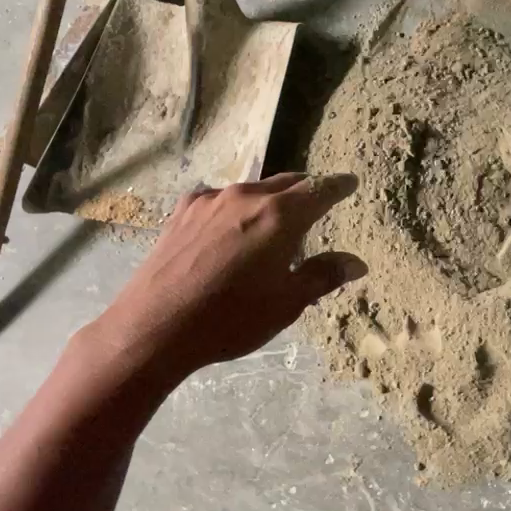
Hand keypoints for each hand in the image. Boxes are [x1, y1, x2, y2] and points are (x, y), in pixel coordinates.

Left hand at [92, 173, 366, 381]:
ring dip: (270, 200)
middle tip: (316, 204)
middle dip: (305, 191)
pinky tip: (231, 229)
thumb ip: (323, 276)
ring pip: (253, 190)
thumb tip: (356, 263)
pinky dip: (237, 207)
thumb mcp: (287, 303)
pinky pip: (222, 199)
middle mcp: (248, 197)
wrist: (154, 327)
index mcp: (281, 217)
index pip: (319, 190)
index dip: (338, 186)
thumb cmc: (231, 318)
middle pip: (287, 183)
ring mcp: (212, 200)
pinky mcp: (183, 211)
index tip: (350, 182)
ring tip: (272, 222)